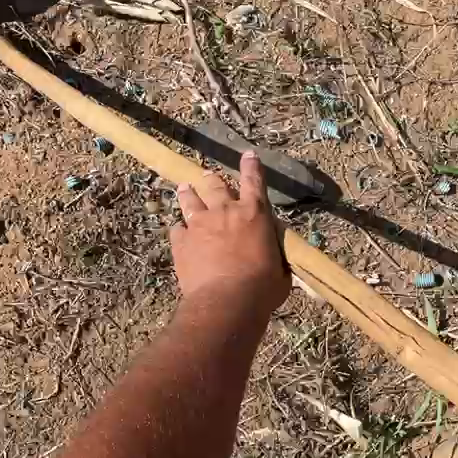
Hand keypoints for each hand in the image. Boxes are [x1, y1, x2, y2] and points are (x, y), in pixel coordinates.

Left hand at [170, 152, 288, 314]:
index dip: (251, 166)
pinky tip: (180, 232)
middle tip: (210, 178)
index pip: (254, 180)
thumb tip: (276, 255)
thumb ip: (276, 256)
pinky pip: (177, 228)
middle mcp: (226, 211)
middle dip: (213, 180)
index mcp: (256, 214)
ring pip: (190, 199)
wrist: (226, 302)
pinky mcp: (181, 241)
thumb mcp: (281, 271)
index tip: (248, 155)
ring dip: (189, 193)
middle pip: (215, 184)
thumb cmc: (262, 288)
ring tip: (185, 189)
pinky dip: (180, 229)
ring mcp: (199, 224)